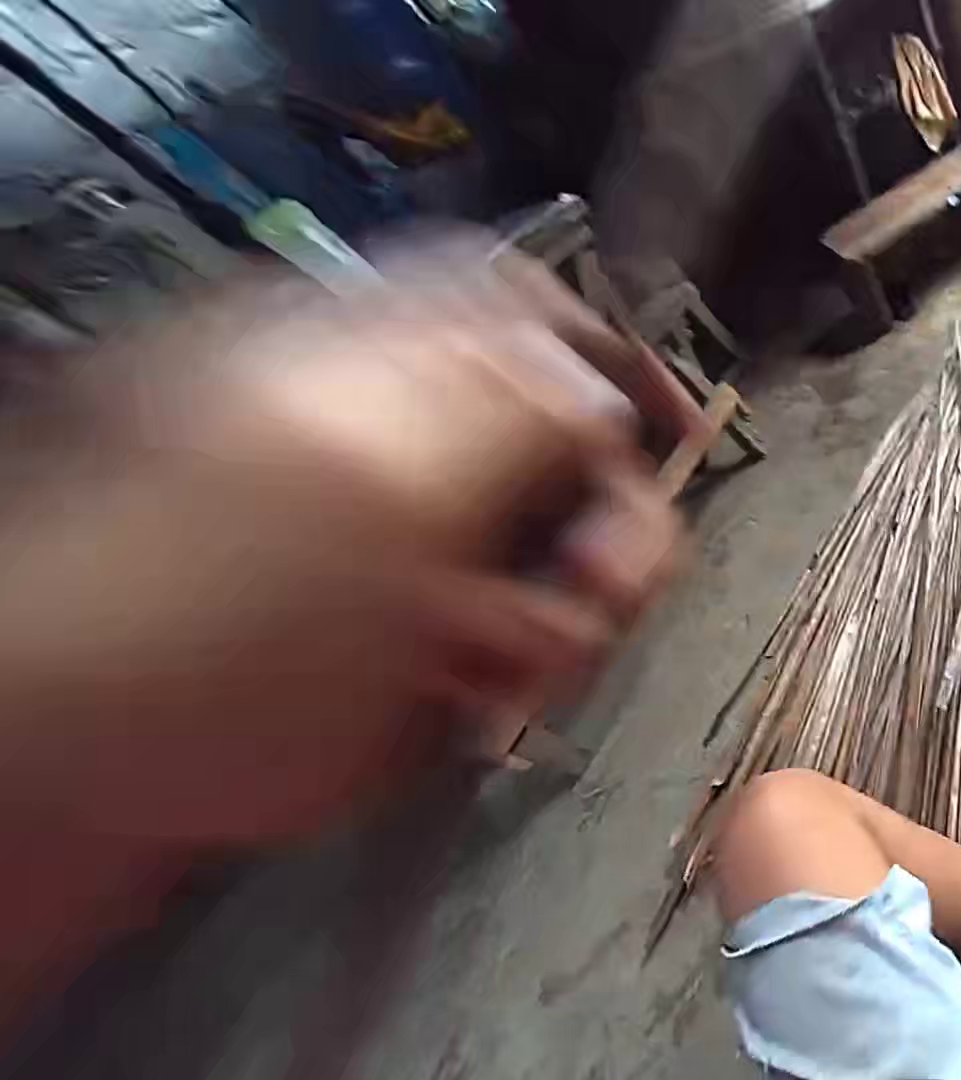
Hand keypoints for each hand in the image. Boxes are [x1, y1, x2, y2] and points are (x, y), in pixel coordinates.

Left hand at [0, 235, 682, 841]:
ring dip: (594, 598)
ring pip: (603, 533)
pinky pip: (576, 607)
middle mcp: (444, 440)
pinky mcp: (483, 600)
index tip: (673, 413)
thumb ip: (492, 412)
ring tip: (527, 650)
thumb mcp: (351, 477)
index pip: (528, 310)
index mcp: (394, 371)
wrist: (126, 759)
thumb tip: (602, 391)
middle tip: (609, 577)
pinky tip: (496, 677)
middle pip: (596, 443)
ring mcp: (468, 526)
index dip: (610, 347)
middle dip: (626, 512)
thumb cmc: (204, 602)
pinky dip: (557, 646)